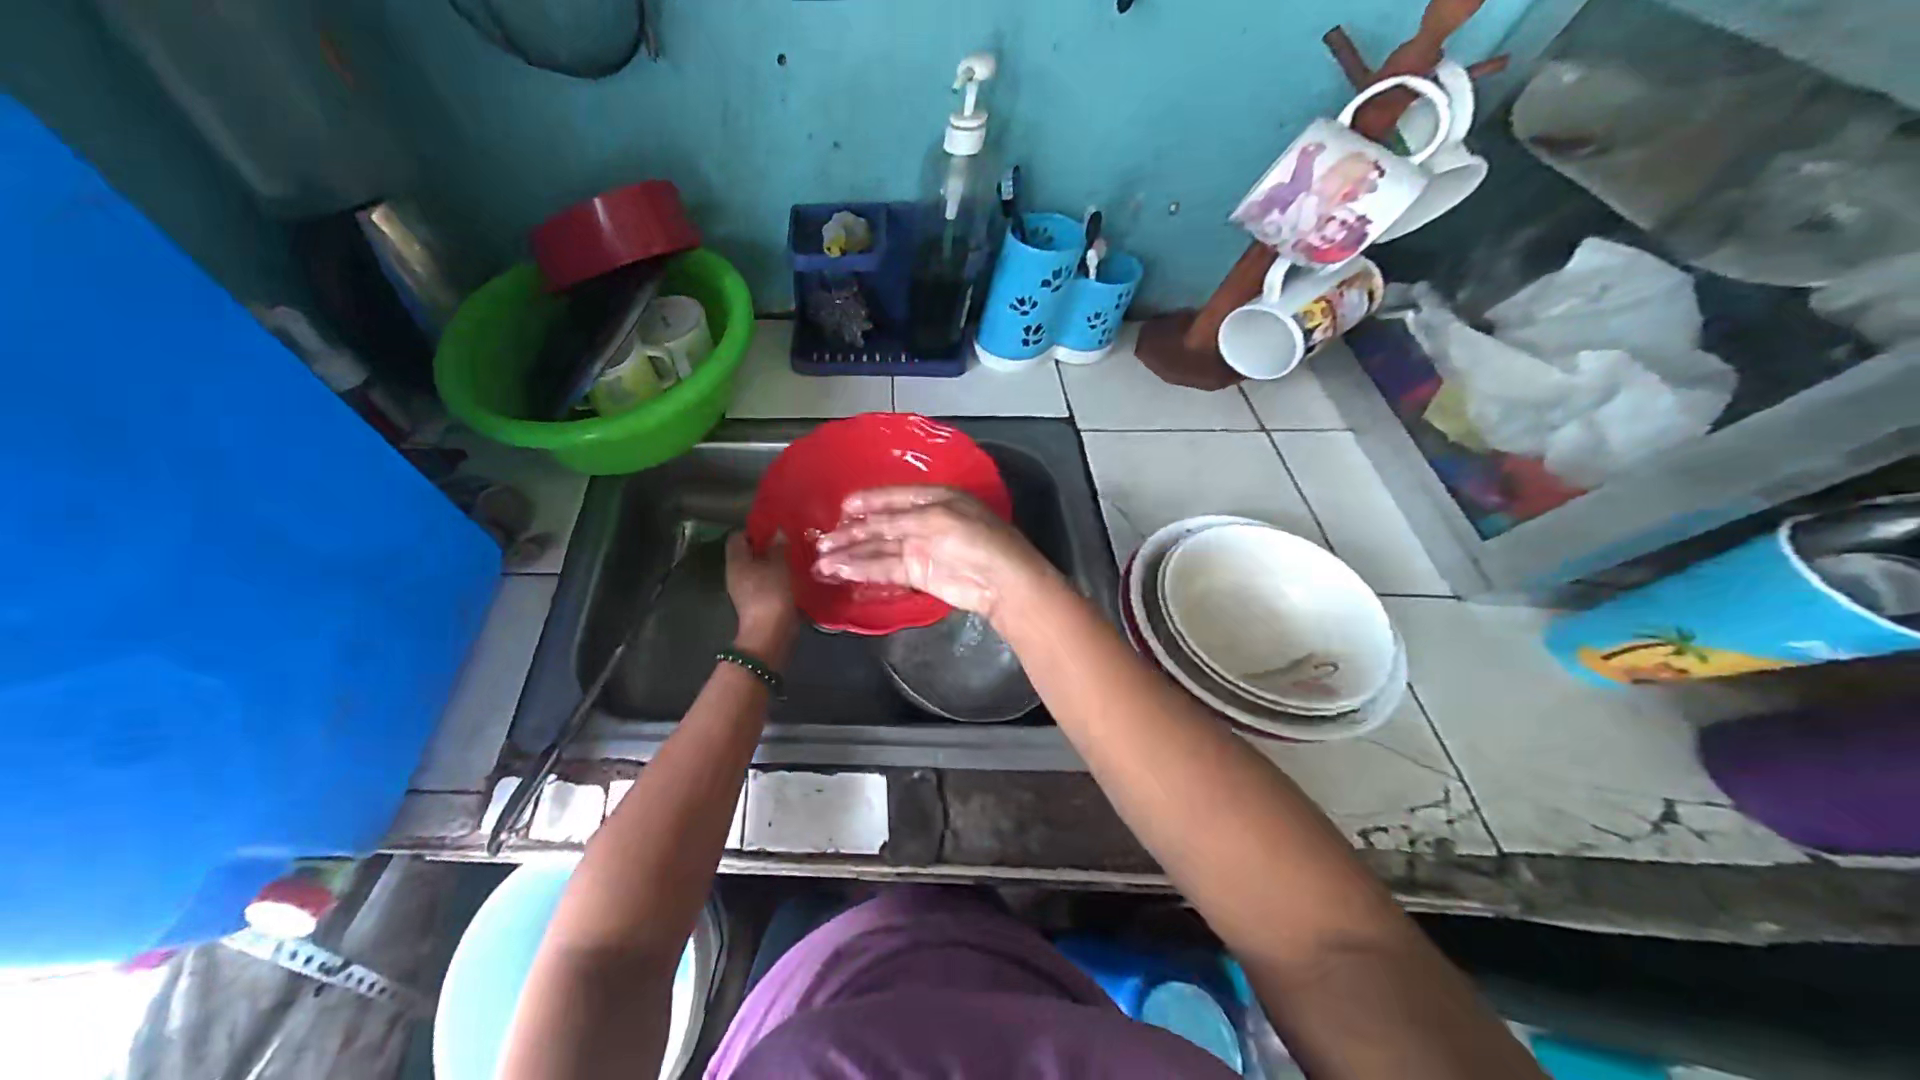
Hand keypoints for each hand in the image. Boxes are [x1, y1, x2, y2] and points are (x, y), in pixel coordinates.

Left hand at [725, 533, 796, 656]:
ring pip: (758, 569)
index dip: (754, 530)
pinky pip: (765, 583)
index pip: (737, 536)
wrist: (770, 633)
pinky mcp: (756, 603)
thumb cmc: (771, 592)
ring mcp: (745, 590)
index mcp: (736, 561)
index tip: (774, 528)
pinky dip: (777, 578)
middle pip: (748, 553)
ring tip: (794, 557)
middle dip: (766, 547)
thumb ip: (778, 546)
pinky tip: (793, 576)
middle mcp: (735, 573)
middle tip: (788, 541)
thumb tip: (778, 531)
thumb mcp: (779, 564)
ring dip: (774, 563)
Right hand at [813, 487, 1058, 622]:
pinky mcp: (916, 573)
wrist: (1001, 582)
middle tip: (821, 542)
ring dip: (849, 555)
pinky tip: (840, 570)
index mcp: (933, 498)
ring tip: (821, 562)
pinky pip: (884, 568)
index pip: (892, 497)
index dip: (867, 501)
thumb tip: (863, 521)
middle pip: (879, 525)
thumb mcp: (937, 519)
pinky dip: (862, 569)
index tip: (842, 508)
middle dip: (850, 533)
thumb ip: (898, 519)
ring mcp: (919, 548)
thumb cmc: (975, 540)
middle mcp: (922, 521)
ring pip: (877, 549)